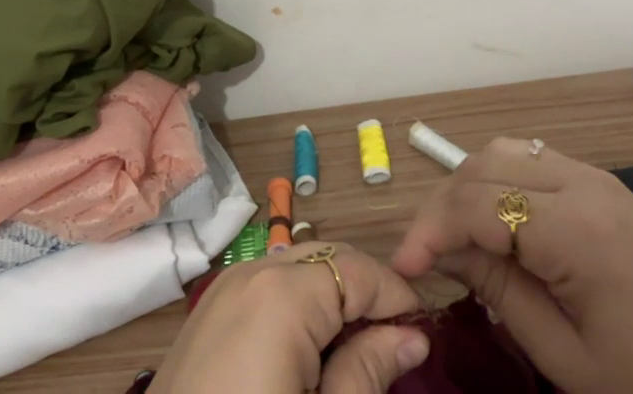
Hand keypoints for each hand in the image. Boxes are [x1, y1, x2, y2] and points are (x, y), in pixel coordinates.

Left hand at [149, 240, 430, 393]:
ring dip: (334, 302)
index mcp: (284, 292)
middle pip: (330, 261)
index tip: (425, 338)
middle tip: (394, 350)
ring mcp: (223, 289)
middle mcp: (252, 273)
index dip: (399, 300)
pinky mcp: (207, 313)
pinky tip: (308, 357)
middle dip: (367, 296)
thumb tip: (411, 337)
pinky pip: (268, 289)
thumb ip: (368, 371)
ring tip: (355, 357)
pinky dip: (298, 308)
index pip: (362, 271)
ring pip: (300, 271)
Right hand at [391, 138, 632, 393]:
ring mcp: (597, 177)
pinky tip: (494, 222)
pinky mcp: (604, 184)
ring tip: (453, 238)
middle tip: (424, 254)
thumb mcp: (563, 352)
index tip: (404, 268)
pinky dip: (499, 182)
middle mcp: (583, 183)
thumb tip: (442, 251)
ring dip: (469, 186)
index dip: (430, 230)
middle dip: (443, 203)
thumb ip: (497, 289)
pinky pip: (533, 161)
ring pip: (506, 152)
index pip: (477, 202)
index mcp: (576, 229)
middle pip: (485, 164)